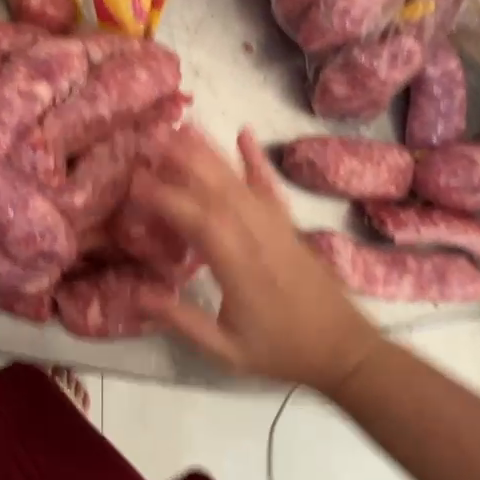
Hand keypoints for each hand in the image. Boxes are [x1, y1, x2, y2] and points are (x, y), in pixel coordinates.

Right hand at [133, 127, 383, 395]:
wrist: (347, 353)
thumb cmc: (282, 351)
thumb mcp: (227, 351)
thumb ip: (183, 321)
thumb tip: (136, 293)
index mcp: (237, 264)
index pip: (195, 219)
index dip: (163, 197)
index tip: (132, 181)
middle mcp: (255, 235)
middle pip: (215, 187)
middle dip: (181, 159)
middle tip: (148, 138)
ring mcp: (274, 226)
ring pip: (237, 180)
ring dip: (208, 151)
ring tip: (179, 126)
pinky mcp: (288, 225)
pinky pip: (269, 185)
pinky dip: (256, 158)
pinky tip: (242, 133)